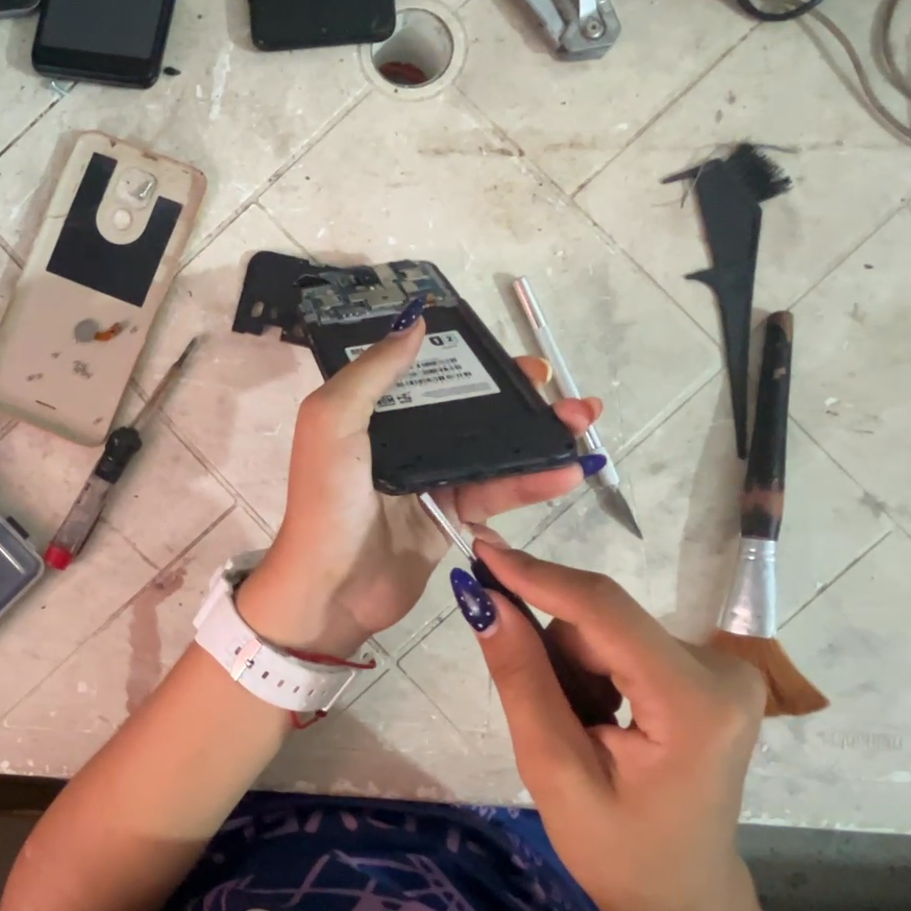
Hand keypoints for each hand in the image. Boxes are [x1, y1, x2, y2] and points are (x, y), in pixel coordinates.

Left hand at [237, 316, 602, 656]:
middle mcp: (399, 442)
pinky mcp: (449, 517)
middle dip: (513, 393)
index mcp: (367, 415)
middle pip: (465, 407)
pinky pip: (497, 491)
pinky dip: (533, 481)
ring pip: (491, 447)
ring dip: (538, 434)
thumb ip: (372, 373)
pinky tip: (569, 470)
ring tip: (584, 421)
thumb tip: (416, 321)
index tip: (501, 350)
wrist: (332, 589)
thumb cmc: (326, 501)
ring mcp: (427, 480)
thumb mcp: (332, 423)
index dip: (462, 359)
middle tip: (554, 384)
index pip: (421, 373)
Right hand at [456, 544, 765, 910]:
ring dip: (569, 670)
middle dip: (554, 657)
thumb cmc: (616, 850)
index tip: (479, 549)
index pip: (602, 610)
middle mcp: (720, 670)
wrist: (679, 897)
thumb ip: (520, 676)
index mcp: (693, 701)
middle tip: (545, 720)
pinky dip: (590, 674)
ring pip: (603, 631)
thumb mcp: (552, 767)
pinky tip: (596, 722)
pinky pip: (619, 644)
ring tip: (577, 733)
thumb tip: (482, 598)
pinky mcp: (705, 673)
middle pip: (599, 623)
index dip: (536, 576)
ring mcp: (719, 669)